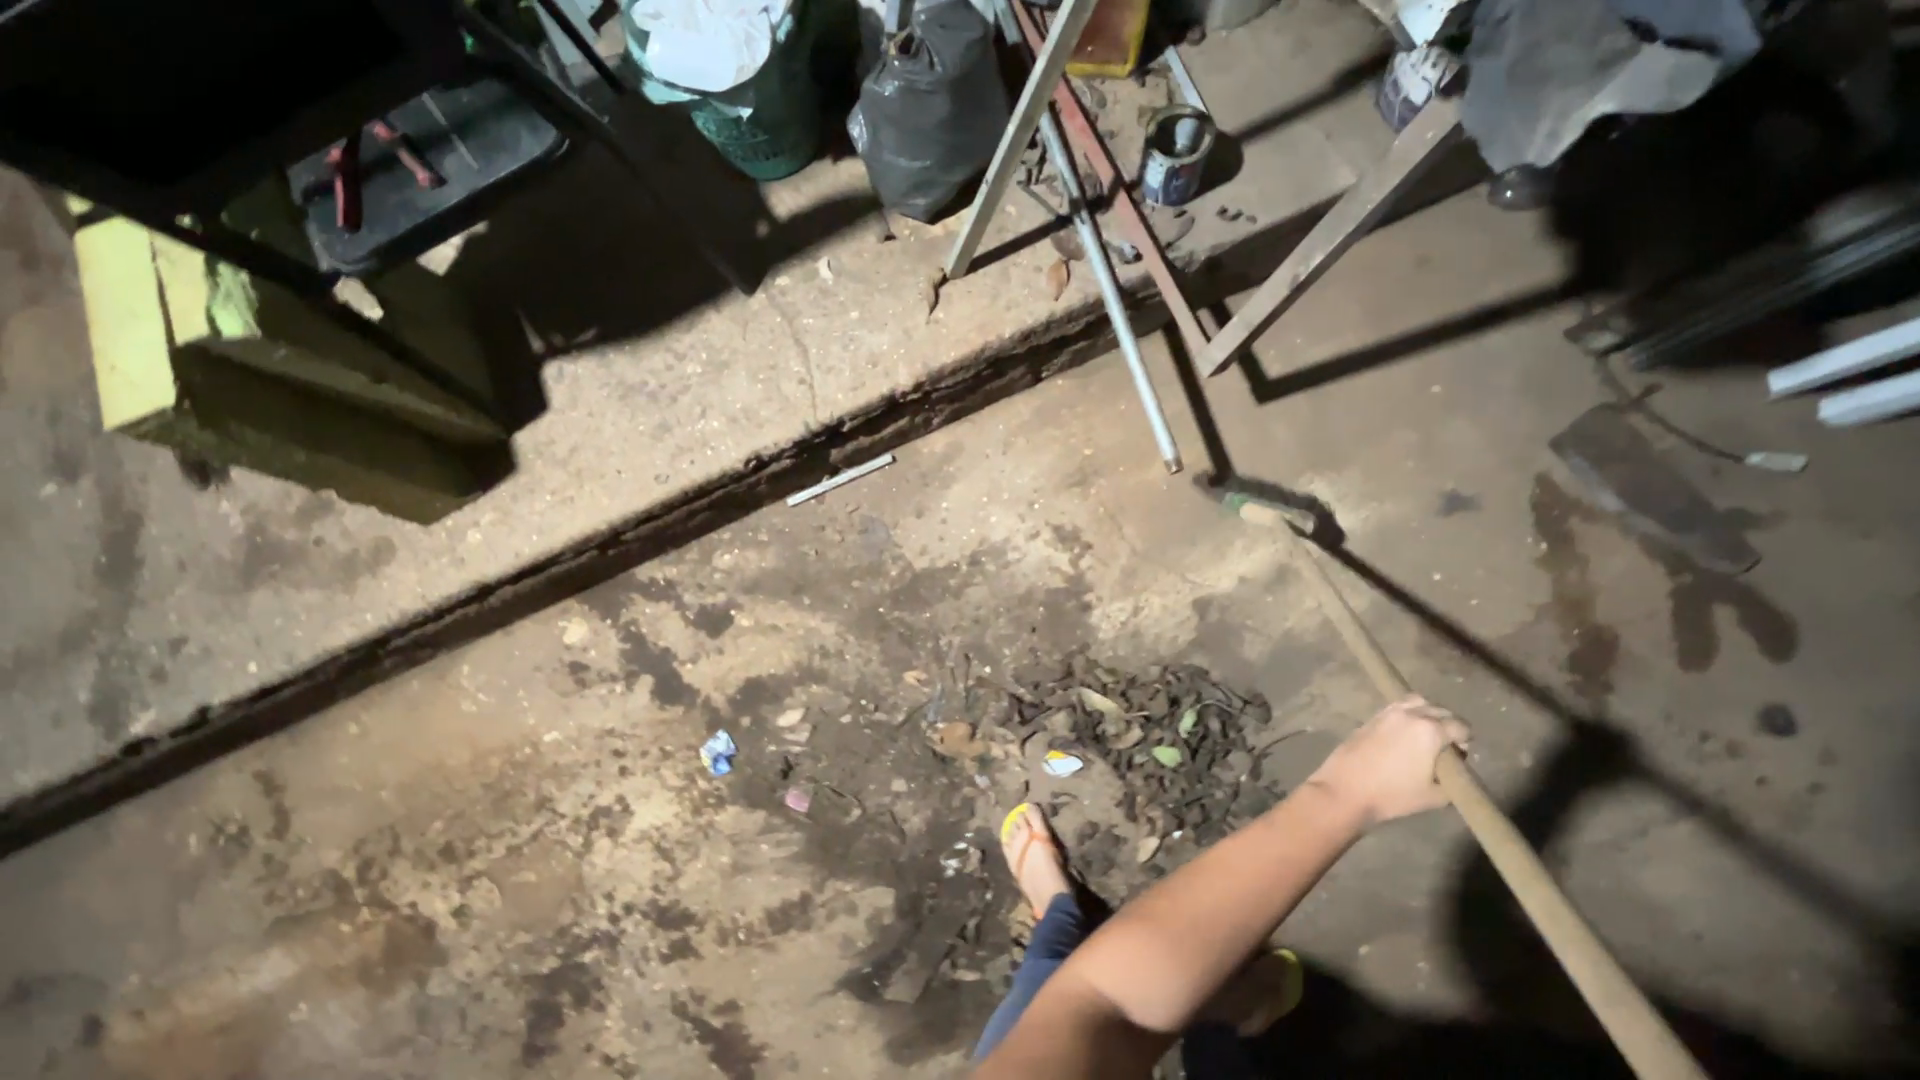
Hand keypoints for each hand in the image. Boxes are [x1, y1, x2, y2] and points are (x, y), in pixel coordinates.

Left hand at [1308, 695, 1469, 826]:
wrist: (1345, 788)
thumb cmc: (1392, 794)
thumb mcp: (1434, 796)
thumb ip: (1453, 779)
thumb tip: (1453, 768)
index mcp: (1430, 730)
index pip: (1460, 726)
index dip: (1466, 740)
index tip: (1462, 755)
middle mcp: (1410, 714)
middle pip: (1440, 711)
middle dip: (1449, 725)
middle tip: (1448, 746)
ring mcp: (1388, 713)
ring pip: (1417, 702)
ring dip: (1428, 714)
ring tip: (1428, 735)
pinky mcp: (1371, 717)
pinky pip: (1397, 707)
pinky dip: (1408, 714)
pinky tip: (1406, 733)